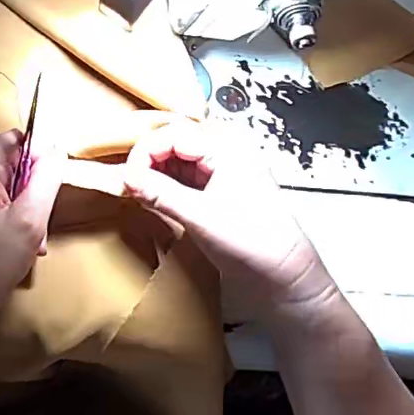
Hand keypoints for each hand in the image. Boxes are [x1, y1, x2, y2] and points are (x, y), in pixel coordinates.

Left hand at [0, 129, 60, 355]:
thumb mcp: (29, 219)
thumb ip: (46, 179)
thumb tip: (56, 149)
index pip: (15, 139)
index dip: (39, 157)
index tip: (51, 187)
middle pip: (11, 164)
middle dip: (32, 190)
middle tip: (40, 224)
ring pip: (5, 187)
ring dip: (24, 211)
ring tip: (31, 242)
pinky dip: (9, 221)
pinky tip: (18, 248)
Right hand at [93, 121, 342, 325]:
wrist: (286, 279)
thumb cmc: (259, 246)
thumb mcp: (202, 218)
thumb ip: (161, 195)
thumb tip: (128, 178)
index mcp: (228, 151)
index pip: (173, 134)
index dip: (145, 152)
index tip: (127, 176)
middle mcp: (225, 156)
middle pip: (173, 143)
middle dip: (146, 160)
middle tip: (127, 182)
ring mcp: (220, 175)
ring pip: (175, 161)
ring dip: (153, 174)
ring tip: (136, 192)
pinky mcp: (216, 193)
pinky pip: (182, 179)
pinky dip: (163, 186)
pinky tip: (152, 198)